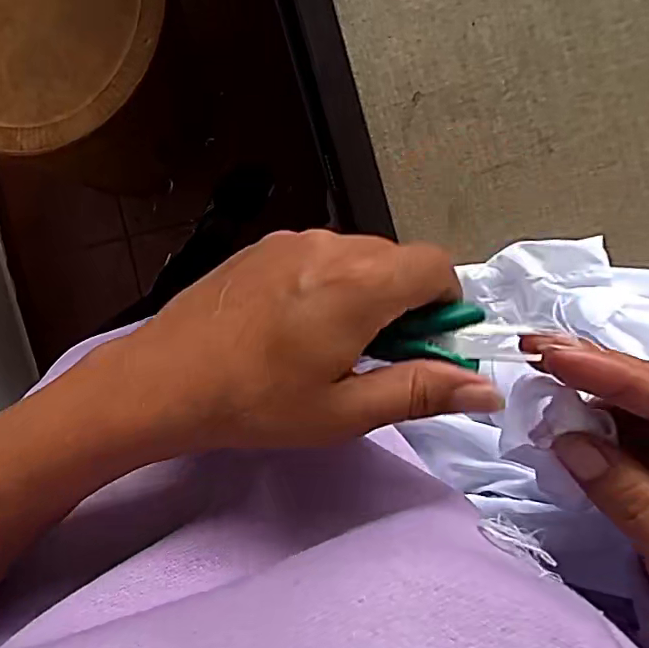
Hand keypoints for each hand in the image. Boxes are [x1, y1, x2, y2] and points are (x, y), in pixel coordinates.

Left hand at [81, 230, 503, 455]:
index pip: (438, 266)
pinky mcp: (264, 243)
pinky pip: (321, 254)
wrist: (161, 379)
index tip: (423, 346)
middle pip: (399, 261)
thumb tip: (487, 389)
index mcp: (360, 282)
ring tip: (328, 341)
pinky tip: (293, 322)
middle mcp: (332, 244)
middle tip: (375, 355)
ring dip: (367, 291)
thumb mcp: (345, 410)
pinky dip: (331, 281)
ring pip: (360, 256)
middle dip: (406, 303)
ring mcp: (293, 238)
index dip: (445, 306)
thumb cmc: (257, 403)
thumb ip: (421, 390)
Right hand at [526, 336, 648, 647]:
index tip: (561, 355)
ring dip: (598, 402)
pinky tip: (571, 419)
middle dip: (604, 376)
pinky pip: (648, 457)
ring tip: (544, 375)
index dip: (622, 376)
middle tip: (540, 349)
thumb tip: (568, 438)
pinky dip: (606, 440)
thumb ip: (636, 500)